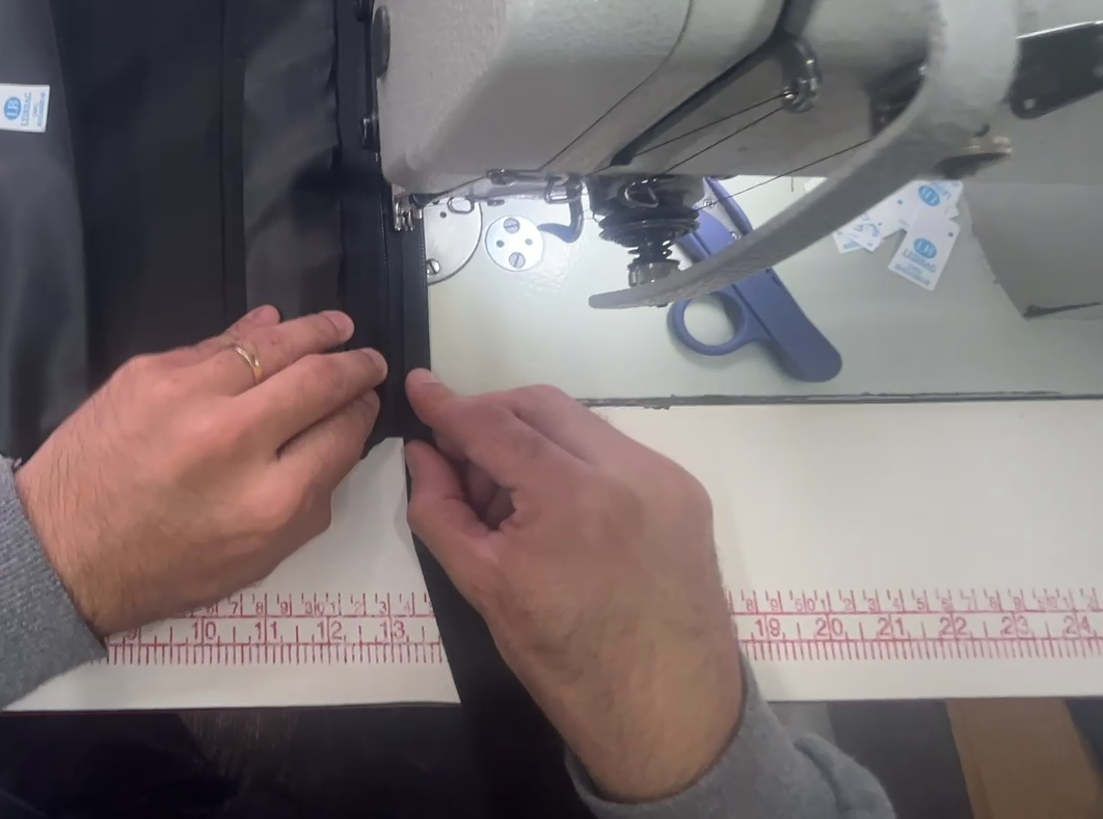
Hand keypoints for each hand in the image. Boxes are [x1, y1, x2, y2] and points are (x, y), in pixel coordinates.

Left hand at [17, 307, 386, 635]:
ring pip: (270, 345)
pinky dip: (251, 333)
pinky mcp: (149, 370)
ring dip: (312, 331)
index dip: (362, 411)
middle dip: (353, 365)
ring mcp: (188, 394)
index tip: (366, 400)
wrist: (62, 547)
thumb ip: (311, 499)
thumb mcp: (256, 559)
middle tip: (368, 358)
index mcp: (268, 500)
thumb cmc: (163, 567)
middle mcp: (233, 438)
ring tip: (336, 326)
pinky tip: (272, 325)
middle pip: (316, 380)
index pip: (341, 433)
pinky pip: (216, 342)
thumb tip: (341, 435)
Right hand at [403, 370, 740, 802]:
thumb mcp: (478, 582)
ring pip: (574, 420)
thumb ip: (437, 505)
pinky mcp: (685, 492)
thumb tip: (422, 451)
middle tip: (458, 457)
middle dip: (488, 416)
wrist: (670, 718)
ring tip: (508, 496)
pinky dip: (565, 458)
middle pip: (537, 404)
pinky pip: (606, 447)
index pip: (494, 426)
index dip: (447, 404)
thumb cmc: (563, 657)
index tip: (417, 385)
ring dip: (526, 437)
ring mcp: (665, 478)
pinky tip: (552, 506)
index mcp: (574, 498)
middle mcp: (629, 471)